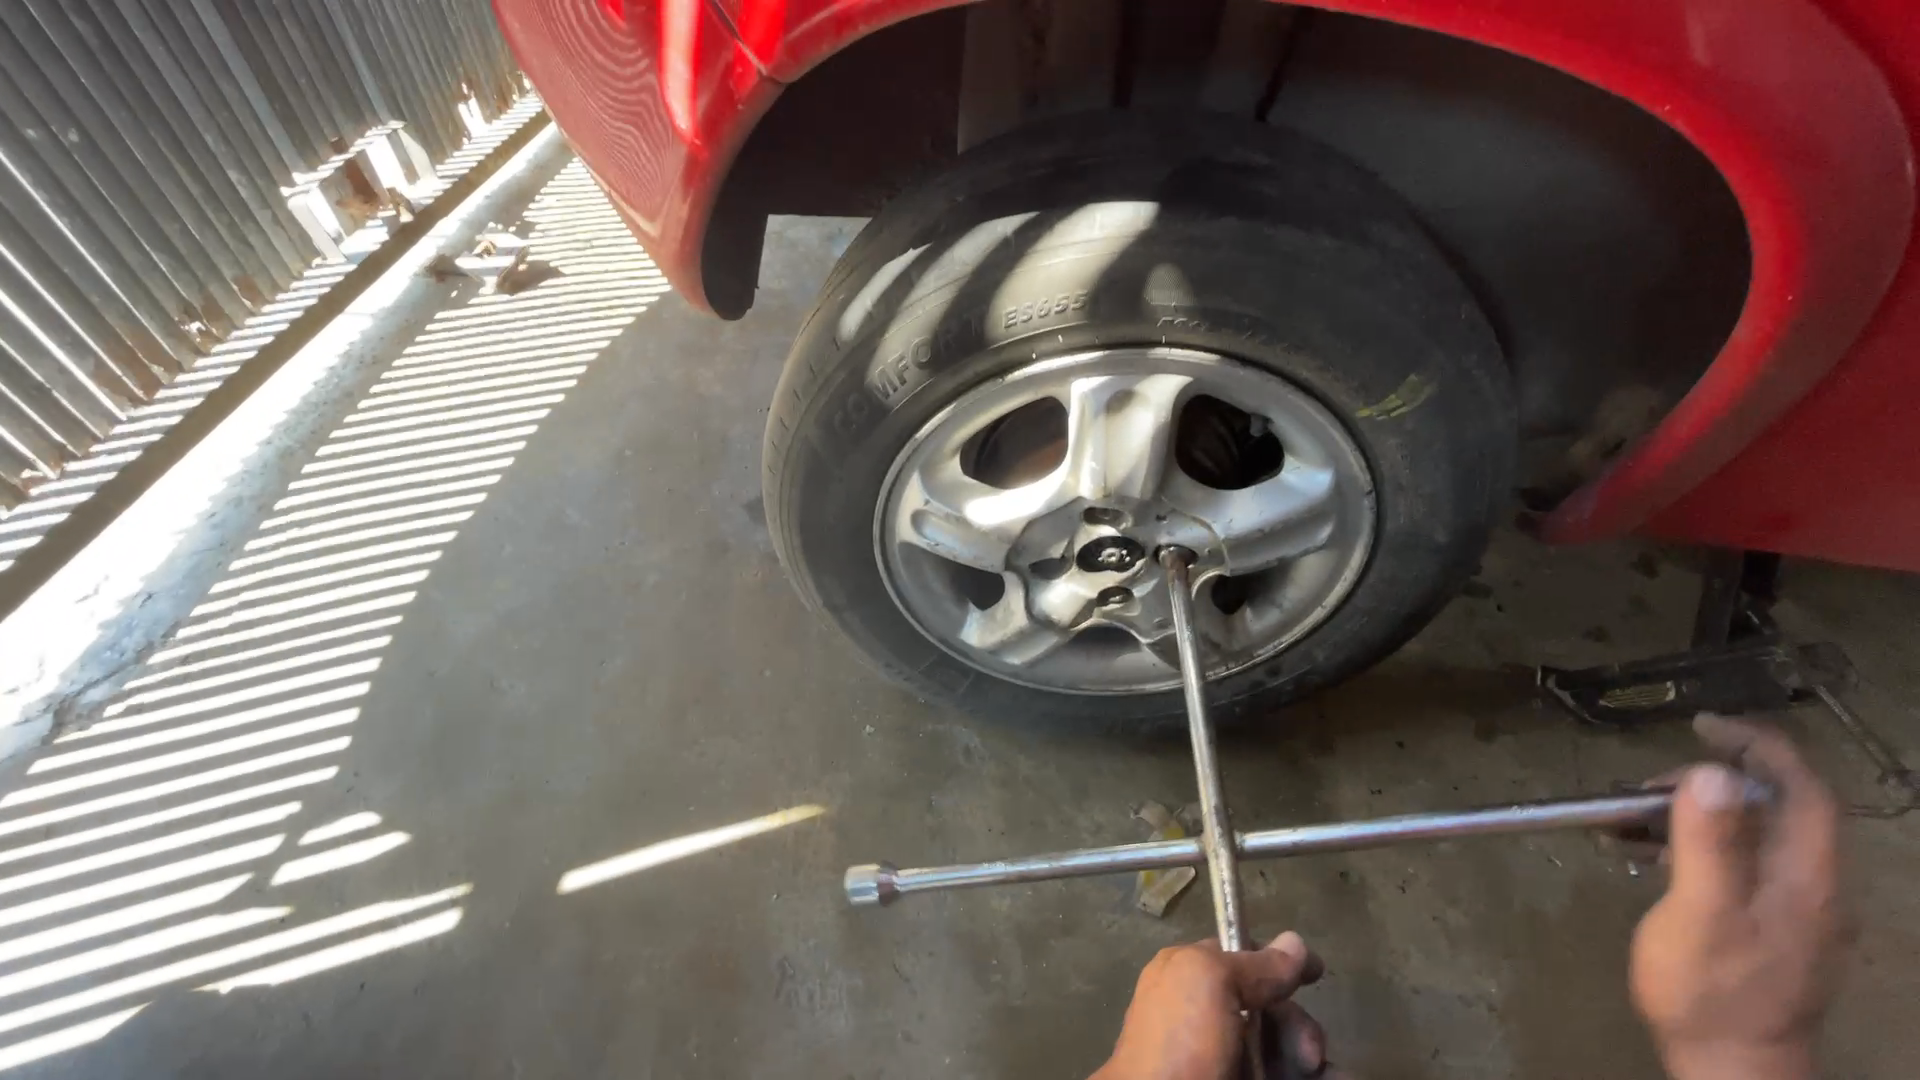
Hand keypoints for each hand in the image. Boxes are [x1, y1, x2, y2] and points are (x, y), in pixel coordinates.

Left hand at [1092, 931, 1339, 1079]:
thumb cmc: (1180, 1042)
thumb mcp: (1209, 982)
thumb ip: (1253, 964)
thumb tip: (1296, 943)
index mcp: (1189, 977)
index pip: (1240, 957)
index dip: (1277, 965)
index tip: (1315, 973)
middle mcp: (1207, 1015)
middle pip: (1268, 1007)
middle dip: (1296, 1024)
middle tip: (1309, 1053)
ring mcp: (1226, 1057)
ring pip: (1283, 1048)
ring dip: (1310, 1056)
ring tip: (1328, 1075)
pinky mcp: (1244, 1079)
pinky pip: (1283, 1074)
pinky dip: (1316, 1077)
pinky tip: (1335, 1078)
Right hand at [1630, 715, 1846, 1079]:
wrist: (1729, 1063)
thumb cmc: (1710, 987)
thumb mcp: (1701, 912)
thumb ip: (1709, 843)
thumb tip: (1710, 773)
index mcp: (1804, 879)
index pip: (1803, 792)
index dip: (1761, 747)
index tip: (1704, 724)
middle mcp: (1808, 886)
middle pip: (1774, 809)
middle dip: (1708, 782)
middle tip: (1643, 787)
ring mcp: (1786, 907)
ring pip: (1747, 834)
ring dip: (1690, 812)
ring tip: (1628, 817)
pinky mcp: (1760, 922)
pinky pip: (1730, 860)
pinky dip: (1687, 842)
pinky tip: (1642, 852)